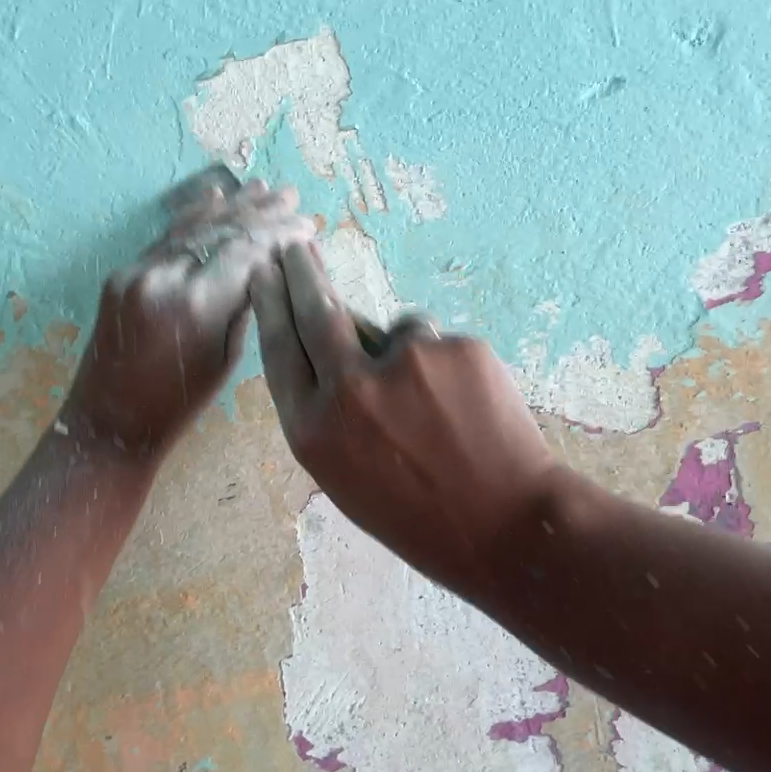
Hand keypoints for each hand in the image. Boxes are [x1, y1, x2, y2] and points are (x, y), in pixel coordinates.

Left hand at [61, 180, 314, 464]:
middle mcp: (163, 279)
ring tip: (263, 188)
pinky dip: (193, 218)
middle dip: (260, 213)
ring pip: (191, 228)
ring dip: (230, 206)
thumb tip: (268, 265)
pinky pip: (165, 240)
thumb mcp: (226, 357)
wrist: (111, 421)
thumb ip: (244, 303)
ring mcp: (136, 272)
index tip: (309, 225)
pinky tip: (216, 198)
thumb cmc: (180, 403)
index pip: (247, 251)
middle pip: (220, 231)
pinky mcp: (122, 274)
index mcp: (196, 306)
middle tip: (292, 197)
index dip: (280, 235)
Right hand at [250, 241, 559, 594]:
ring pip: (396, 330)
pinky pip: (440, 344)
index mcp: (313, 429)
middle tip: (296, 245)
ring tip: (438, 405)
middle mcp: (348, 387)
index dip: (270, 304)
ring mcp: (404, 362)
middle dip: (302, 271)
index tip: (264, 272)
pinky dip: (448, 366)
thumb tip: (336, 349)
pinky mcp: (454, 348)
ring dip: (407, 352)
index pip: (279, 347)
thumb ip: (328, 412)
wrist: (506, 526)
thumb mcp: (344, 475)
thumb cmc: (416, 515)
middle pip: (317, 310)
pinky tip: (467, 408)